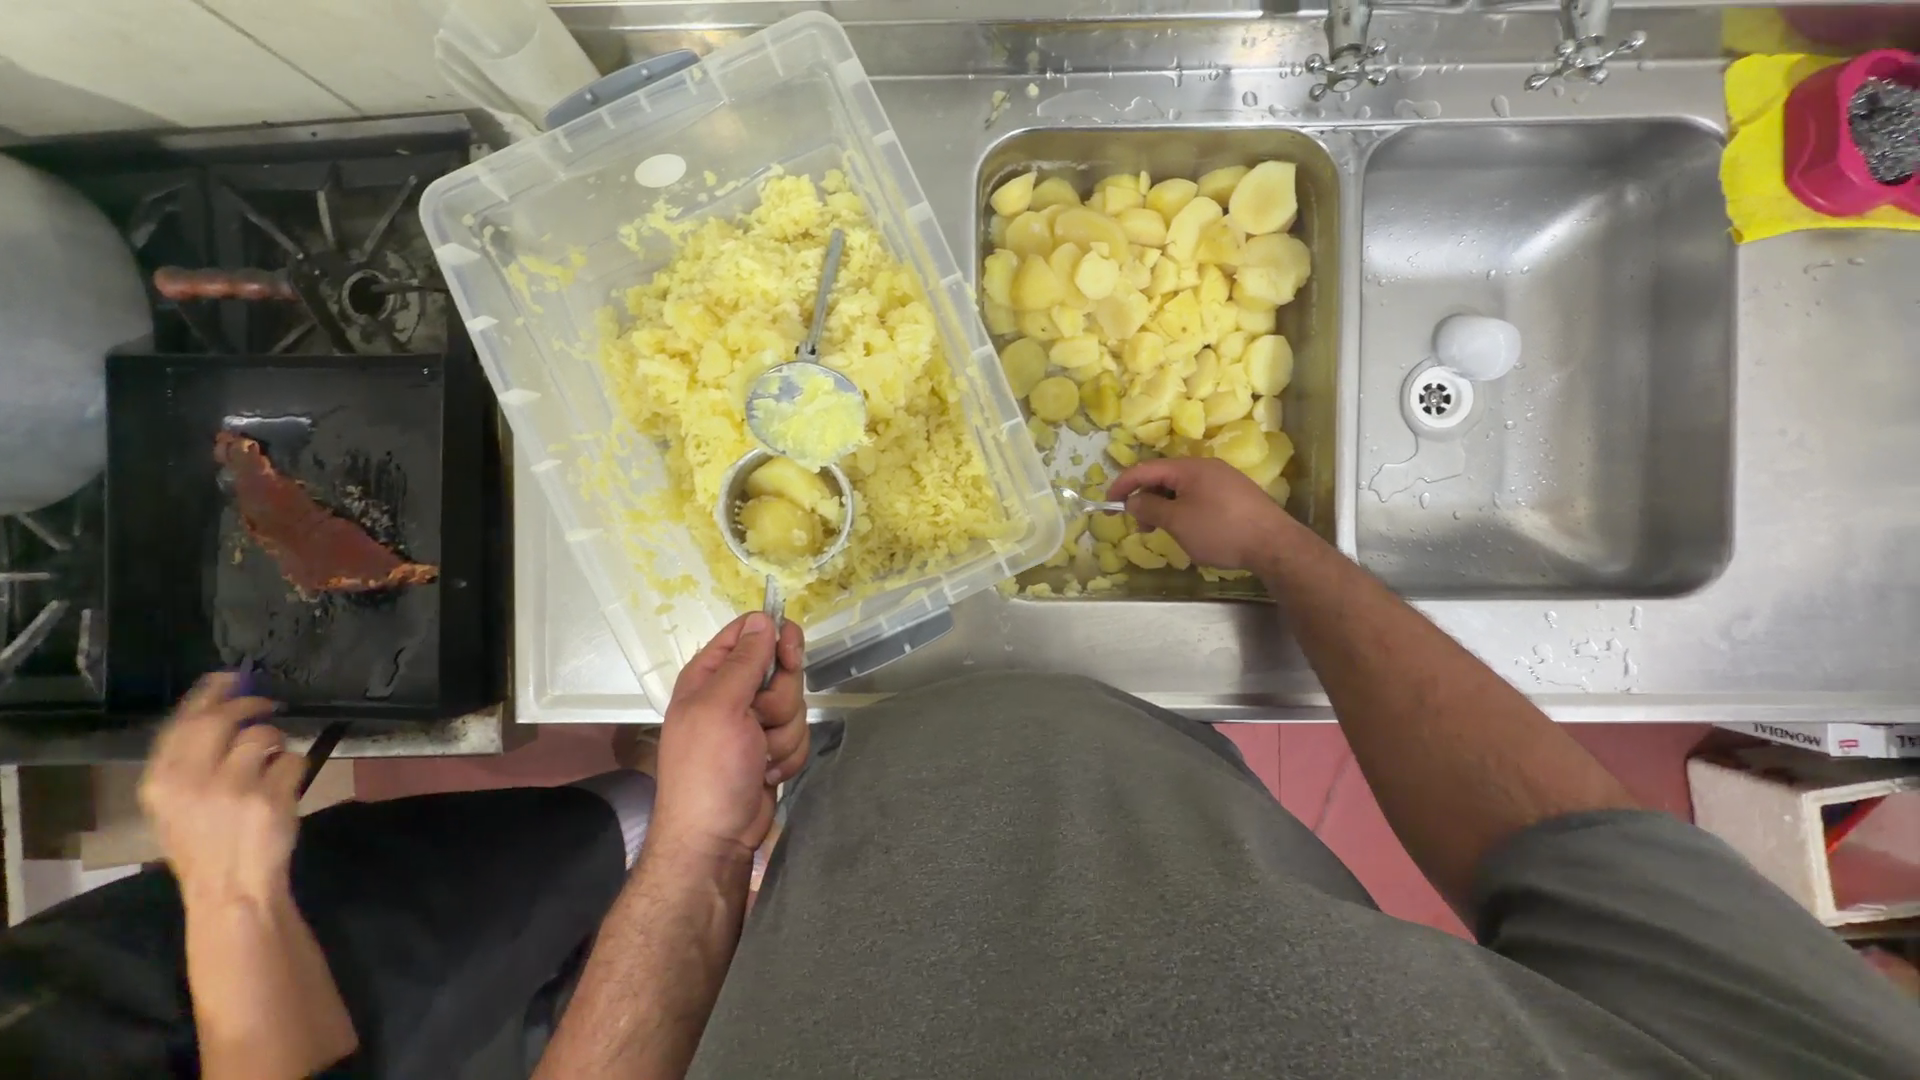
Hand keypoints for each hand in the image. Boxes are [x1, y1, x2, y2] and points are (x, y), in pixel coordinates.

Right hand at [140, 674, 304, 905]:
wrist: (229, 887)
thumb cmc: (206, 844)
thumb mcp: (179, 804)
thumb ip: (192, 763)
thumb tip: (218, 714)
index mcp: (161, 783)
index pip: (182, 724)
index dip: (208, 696)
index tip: (227, 677)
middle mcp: (190, 781)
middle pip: (223, 720)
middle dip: (249, 705)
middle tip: (266, 704)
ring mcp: (231, 788)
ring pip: (263, 737)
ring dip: (276, 745)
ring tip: (270, 767)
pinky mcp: (268, 796)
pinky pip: (294, 760)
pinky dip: (296, 769)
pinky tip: (284, 789)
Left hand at [652, 612, 806, 862]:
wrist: (715, 838)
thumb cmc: (708, 770)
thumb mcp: (721, 707)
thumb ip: (745, 661)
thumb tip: (762, 617)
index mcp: (709, 675)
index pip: (749, 633)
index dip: (775, 638)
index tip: (790, 654)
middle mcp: (731, 694)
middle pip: (781, 670)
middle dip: (781, 699)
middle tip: (761, 720)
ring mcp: (753, 724)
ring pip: (795, 705)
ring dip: (784, 734)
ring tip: (759, 757)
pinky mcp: (771, 749)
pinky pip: (798, 735)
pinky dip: (788, 756)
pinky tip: (767, 773)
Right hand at [1108, 457, 1299, 573]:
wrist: (1274, 544)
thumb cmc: (1220, 530)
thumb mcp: (1177, 522)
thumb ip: (1150, 509)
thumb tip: (1133, 501)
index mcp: (1189, 468)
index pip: (1145, 469)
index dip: (1122, 484)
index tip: (1108, 503)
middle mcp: (1206, 467)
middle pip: (1164, 477)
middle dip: (1144, 499)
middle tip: (1138, 526)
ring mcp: (1223, 480)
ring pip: (1182, 489)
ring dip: (1164, 507)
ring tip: (1161, 532)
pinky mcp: (1236, 496)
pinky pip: (1199, 496)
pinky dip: (1182, 509)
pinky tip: (1188, 529)